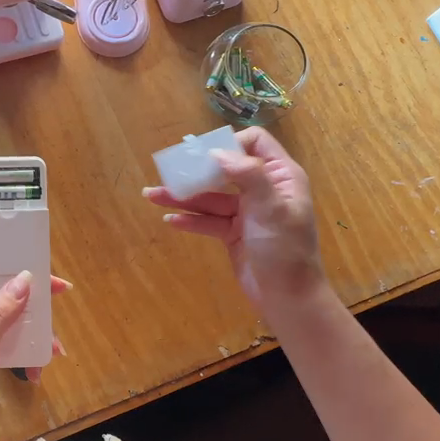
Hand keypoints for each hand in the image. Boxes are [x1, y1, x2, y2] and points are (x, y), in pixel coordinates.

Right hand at [142, 125, 323, 314]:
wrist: (288, 297)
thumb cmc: (285, 249)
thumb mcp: (271, 208)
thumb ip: (248, 176)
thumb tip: (217, 152)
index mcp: (281, 177)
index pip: (255, 143)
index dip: (230, 144)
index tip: (204, 155)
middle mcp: (263, 190)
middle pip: (225, 170)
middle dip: (196, 171)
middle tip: (169, 171)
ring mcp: (246, 213)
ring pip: (211, 198)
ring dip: (183, 197)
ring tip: (152, 195)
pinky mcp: (233, 234)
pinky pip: (208, 221)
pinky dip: (189, 220)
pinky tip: (169, 220)